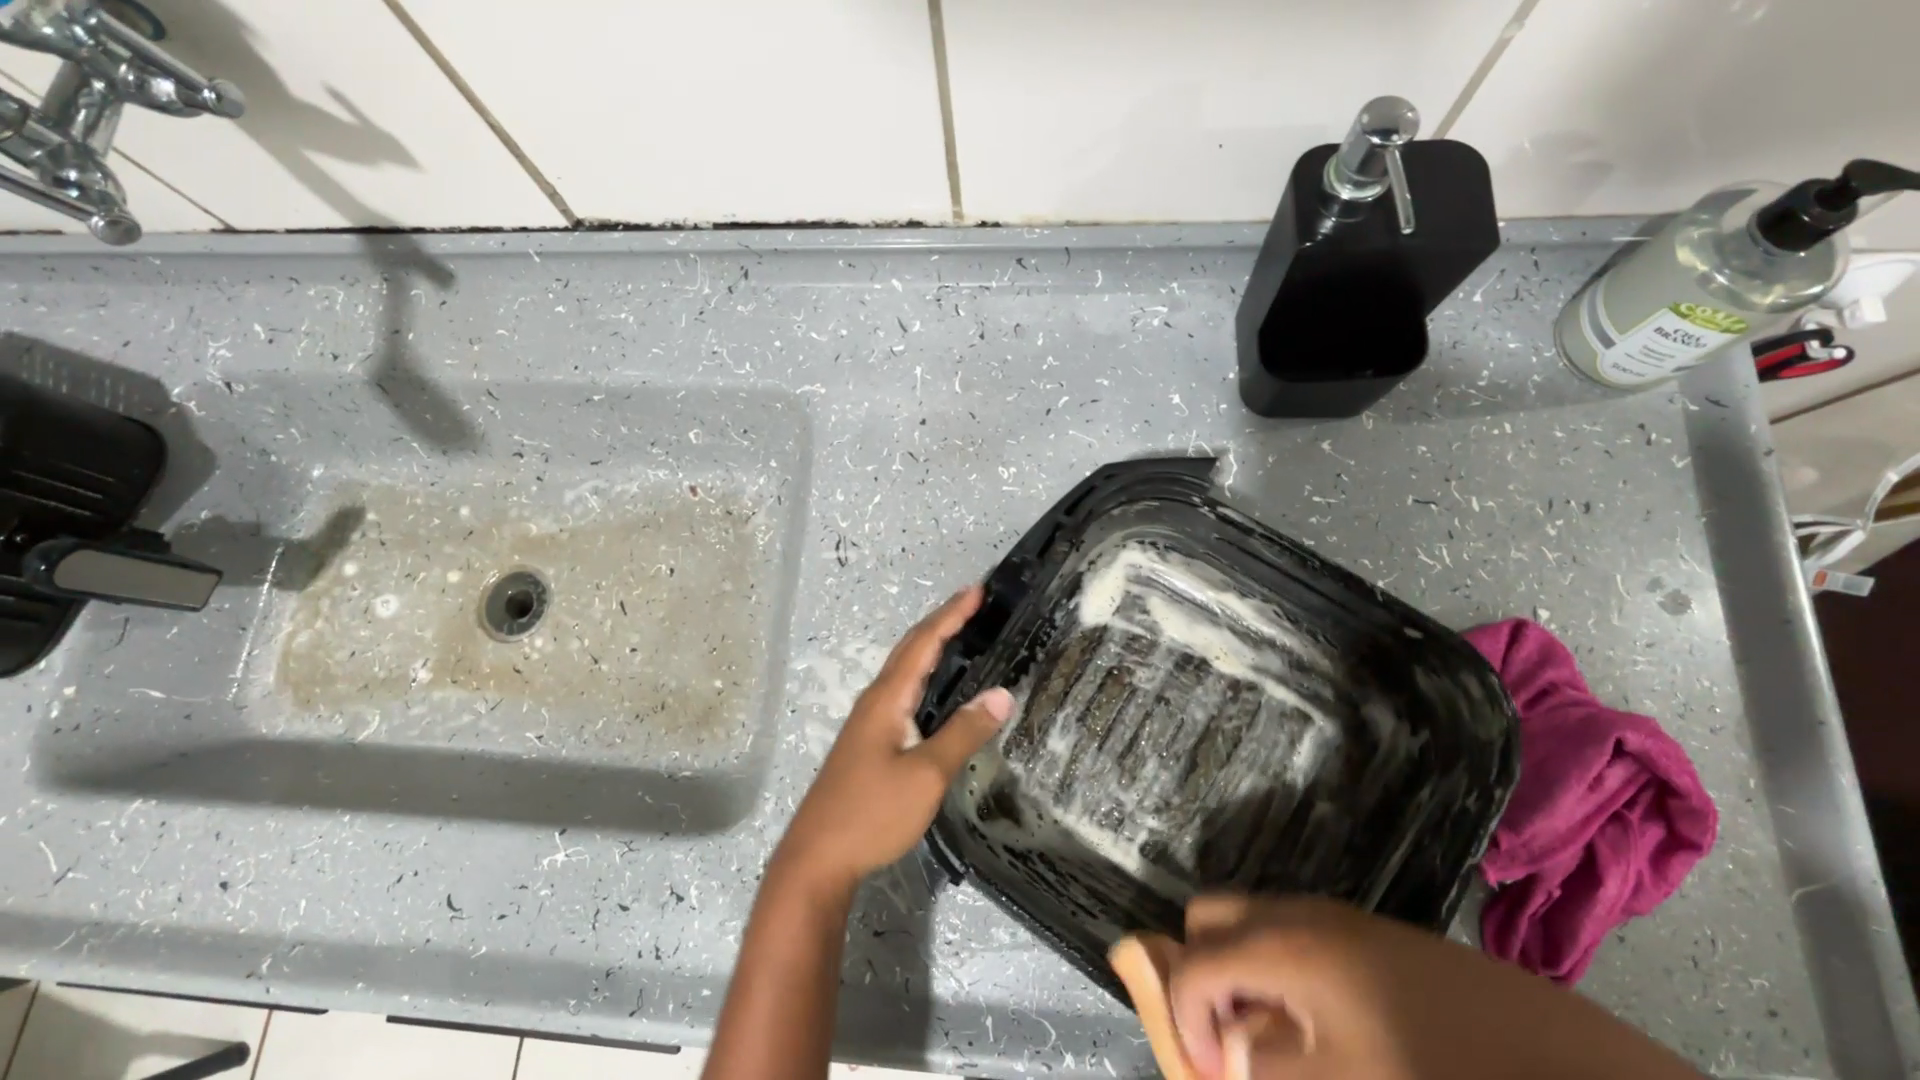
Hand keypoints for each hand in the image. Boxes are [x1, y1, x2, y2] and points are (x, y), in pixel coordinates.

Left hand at [774, 586, 1012, 894]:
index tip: (977, 590)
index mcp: (886, 700)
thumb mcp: (926, 775)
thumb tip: (1001, 695)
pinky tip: (936, 695)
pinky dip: (923, 679)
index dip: (950, 616)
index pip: (922, 644)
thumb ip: (962, 733)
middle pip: (908, 651)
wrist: (817, 858)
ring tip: (960, 637)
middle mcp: (873, 703)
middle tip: (973, 605)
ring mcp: (866, 725)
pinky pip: (900, 695)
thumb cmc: (871, 813)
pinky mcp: (867, 746)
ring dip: (930, 649)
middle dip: (940, 624)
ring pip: (902, 673)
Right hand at [1163, 895, 1703, 1079]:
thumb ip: (1262, 1062)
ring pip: (1250, 920)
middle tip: (1228, 1034)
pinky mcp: (1366, 930)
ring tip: (1270, 1034)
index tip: (1211, 1070)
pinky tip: (1316, 1021)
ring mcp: (1334, 916)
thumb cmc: (1427, 1070)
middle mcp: (1297, 914)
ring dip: (1238, 968)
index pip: (1191, 965)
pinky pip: (1290, 930)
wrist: (1548, 1054)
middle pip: (1208, 916)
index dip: (1184, 1020)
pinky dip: (1275, 966)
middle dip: (1199, 972)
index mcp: (1280, 946)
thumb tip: (1234, 1047)